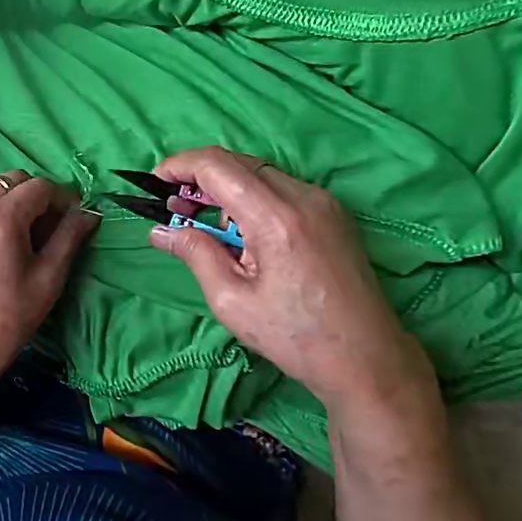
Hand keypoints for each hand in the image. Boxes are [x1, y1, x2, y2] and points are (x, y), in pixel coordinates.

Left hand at [0, 170, 99, 402]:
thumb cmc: (10, 317)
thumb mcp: (49, 277)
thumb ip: (70, 236)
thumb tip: (89, 212)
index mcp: (0, 219)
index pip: (39, 186)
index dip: (63, 198)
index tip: (75, 218)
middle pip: (14, 180)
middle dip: (39, 195)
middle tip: (54, 226)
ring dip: (19, 203)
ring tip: (33, 237)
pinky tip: (10, 243)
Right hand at [146, 147, 433, 401]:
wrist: (367, 358)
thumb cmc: (295, 336)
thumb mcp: (231, 300)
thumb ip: (195, 254)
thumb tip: (160, 230)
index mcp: (276, 218)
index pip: (217, 165)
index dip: (179, 165)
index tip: (154, 182)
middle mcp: (303, 196)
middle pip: (237, 162)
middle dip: (198, 176)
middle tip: (174, 208)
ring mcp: (323, 201)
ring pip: (259, 172)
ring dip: (224, 186)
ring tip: (201, 220)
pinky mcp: (332, 212)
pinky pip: (280, 187)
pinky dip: (249, 196)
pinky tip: (238, 229)